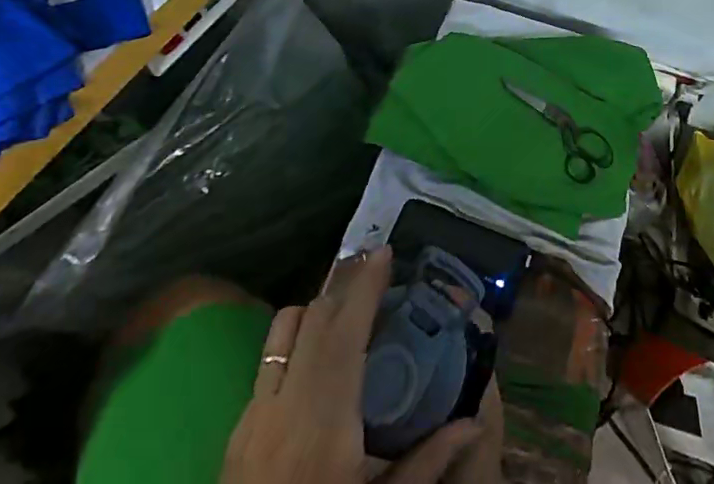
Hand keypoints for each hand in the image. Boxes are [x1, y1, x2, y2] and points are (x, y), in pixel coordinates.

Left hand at [219, 248, 487, 483]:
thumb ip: (428, 461)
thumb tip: (475, 422)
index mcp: (326, 420)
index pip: (344, 333)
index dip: (365, 287)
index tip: (385, 252)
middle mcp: (286, 403)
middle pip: (314, 320)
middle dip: (346, 283)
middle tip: (376, 262)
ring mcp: (256, 412)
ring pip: (283, 331)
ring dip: (317, 307)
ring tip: (347, 301)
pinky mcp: (238, 427)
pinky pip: (268, 360)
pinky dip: (296, 338)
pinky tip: (316, 354)